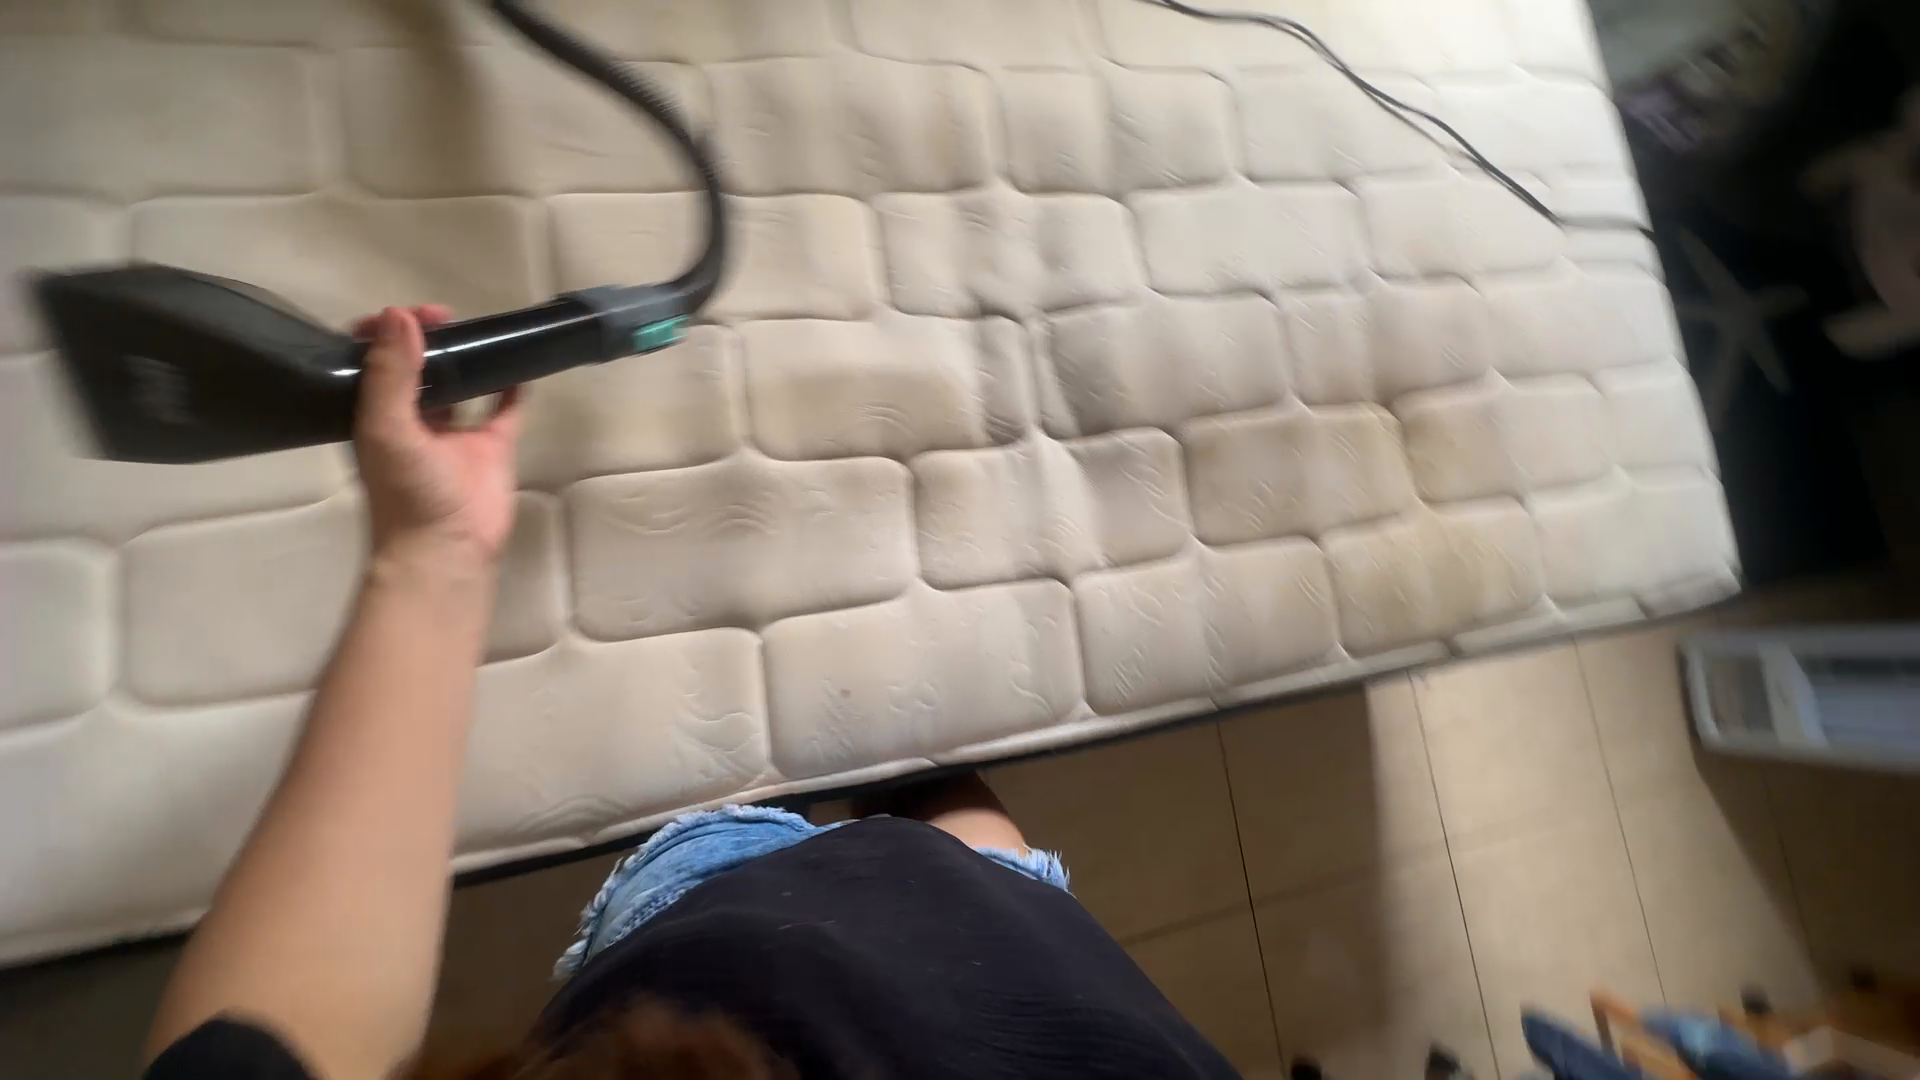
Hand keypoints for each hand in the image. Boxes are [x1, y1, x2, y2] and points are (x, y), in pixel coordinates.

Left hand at [352, 306, 523, 567]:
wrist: (447, 545)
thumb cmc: (407, 490)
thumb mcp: (385, 428)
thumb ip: (391, 375)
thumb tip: (399, 316)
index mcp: (375, 414)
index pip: (372, 362)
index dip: (382, 333)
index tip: (406, 315)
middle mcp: (413, 419)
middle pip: (416, 368)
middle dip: (425, 338)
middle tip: (443, 316)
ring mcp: (457, 433)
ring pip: (460, 385)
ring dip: (465, 358)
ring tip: (475, 331)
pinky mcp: (494, 447)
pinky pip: (505, 412)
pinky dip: (512, 390)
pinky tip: (519, 367)